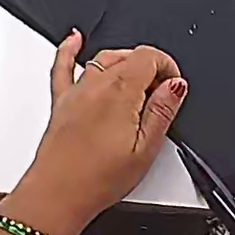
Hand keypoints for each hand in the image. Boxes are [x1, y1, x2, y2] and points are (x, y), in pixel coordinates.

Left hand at [9, 31, 187, 234]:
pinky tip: (75, 40)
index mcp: (121, 92)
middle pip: (129, 56)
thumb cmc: (98, 178)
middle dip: (150, 68)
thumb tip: (175, 86)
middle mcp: (96, 84)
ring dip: (125, 62)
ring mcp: (77, 91)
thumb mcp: (145, 149)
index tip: (174, 85)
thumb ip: (162, 111)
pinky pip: (63, 65)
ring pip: (104, 58)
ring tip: (138, 84)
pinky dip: (69, 49)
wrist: (58, 194)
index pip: (149, 56)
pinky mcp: (61, 101)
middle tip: (160, 96)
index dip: (168, 66)